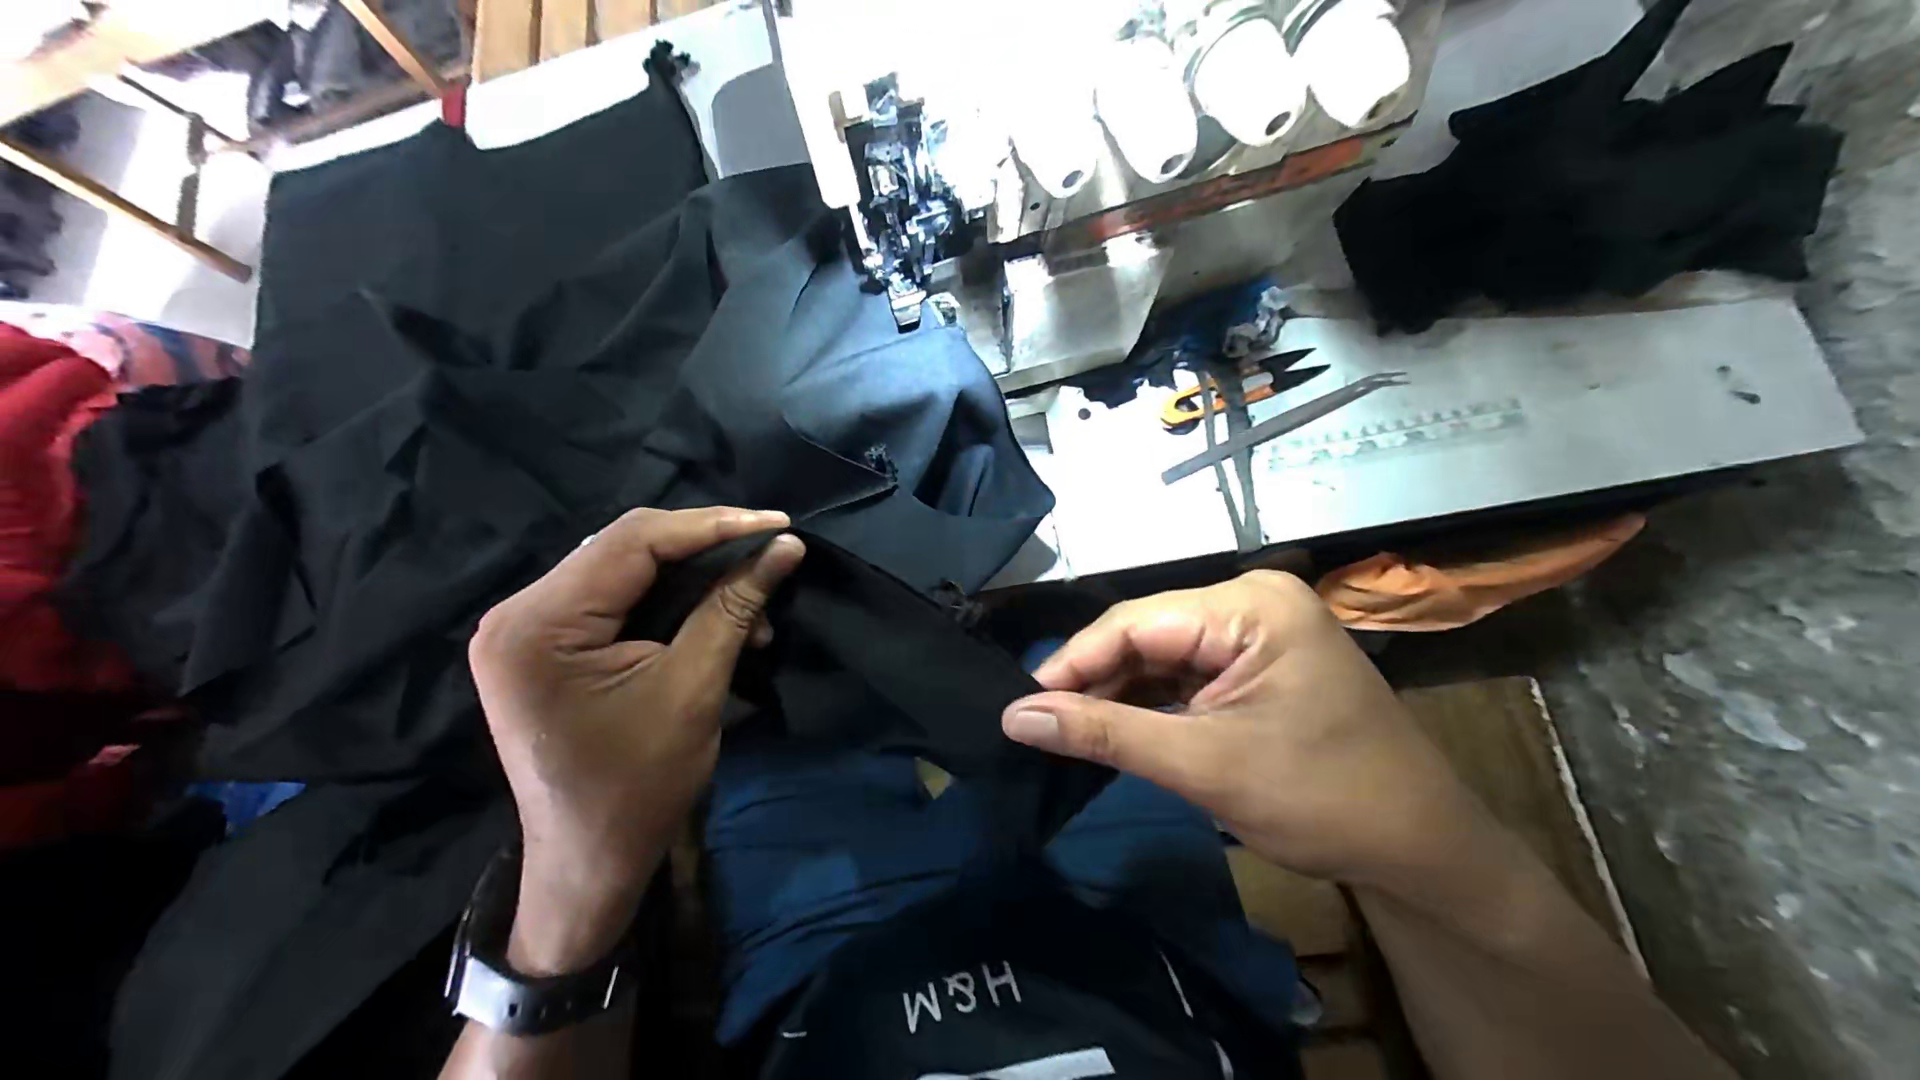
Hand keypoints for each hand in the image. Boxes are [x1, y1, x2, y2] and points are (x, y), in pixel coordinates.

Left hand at [469, 506, 804, 972]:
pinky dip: (675, 600)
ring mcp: (529, 627)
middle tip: (770, 548)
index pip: (634, 540)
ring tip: (755, 594)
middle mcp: (519, 612)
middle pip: (628, 547)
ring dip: (697, 575)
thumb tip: (785, 547)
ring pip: (629, 568)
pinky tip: (718, 618)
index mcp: (538, 623)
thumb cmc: (638, 786)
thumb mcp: (695, 687)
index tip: (778, 523)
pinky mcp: (550, 643)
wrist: (589, 862)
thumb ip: (736, 606)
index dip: (714, 525)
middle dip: (708, 546)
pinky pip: (620, 597)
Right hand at [1000, 571, 1497, 894]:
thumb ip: (1104, 734)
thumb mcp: (1203, 765)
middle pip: (1145, 634)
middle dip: (1094, 681)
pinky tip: (1114, 727)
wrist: (1425, 852)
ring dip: (1117, 694)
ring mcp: (1256, 631)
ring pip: (1160, 655)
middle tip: (1039, 724)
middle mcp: (1251, 602)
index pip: (1134, 622)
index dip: (1072, 663)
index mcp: (1250, 606)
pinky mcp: (1256, 662)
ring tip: (1066, 729)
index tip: (1021, 706)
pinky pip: (1184, 673)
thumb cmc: (1323, 801)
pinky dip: (1149, 703)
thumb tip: (1016, 717)